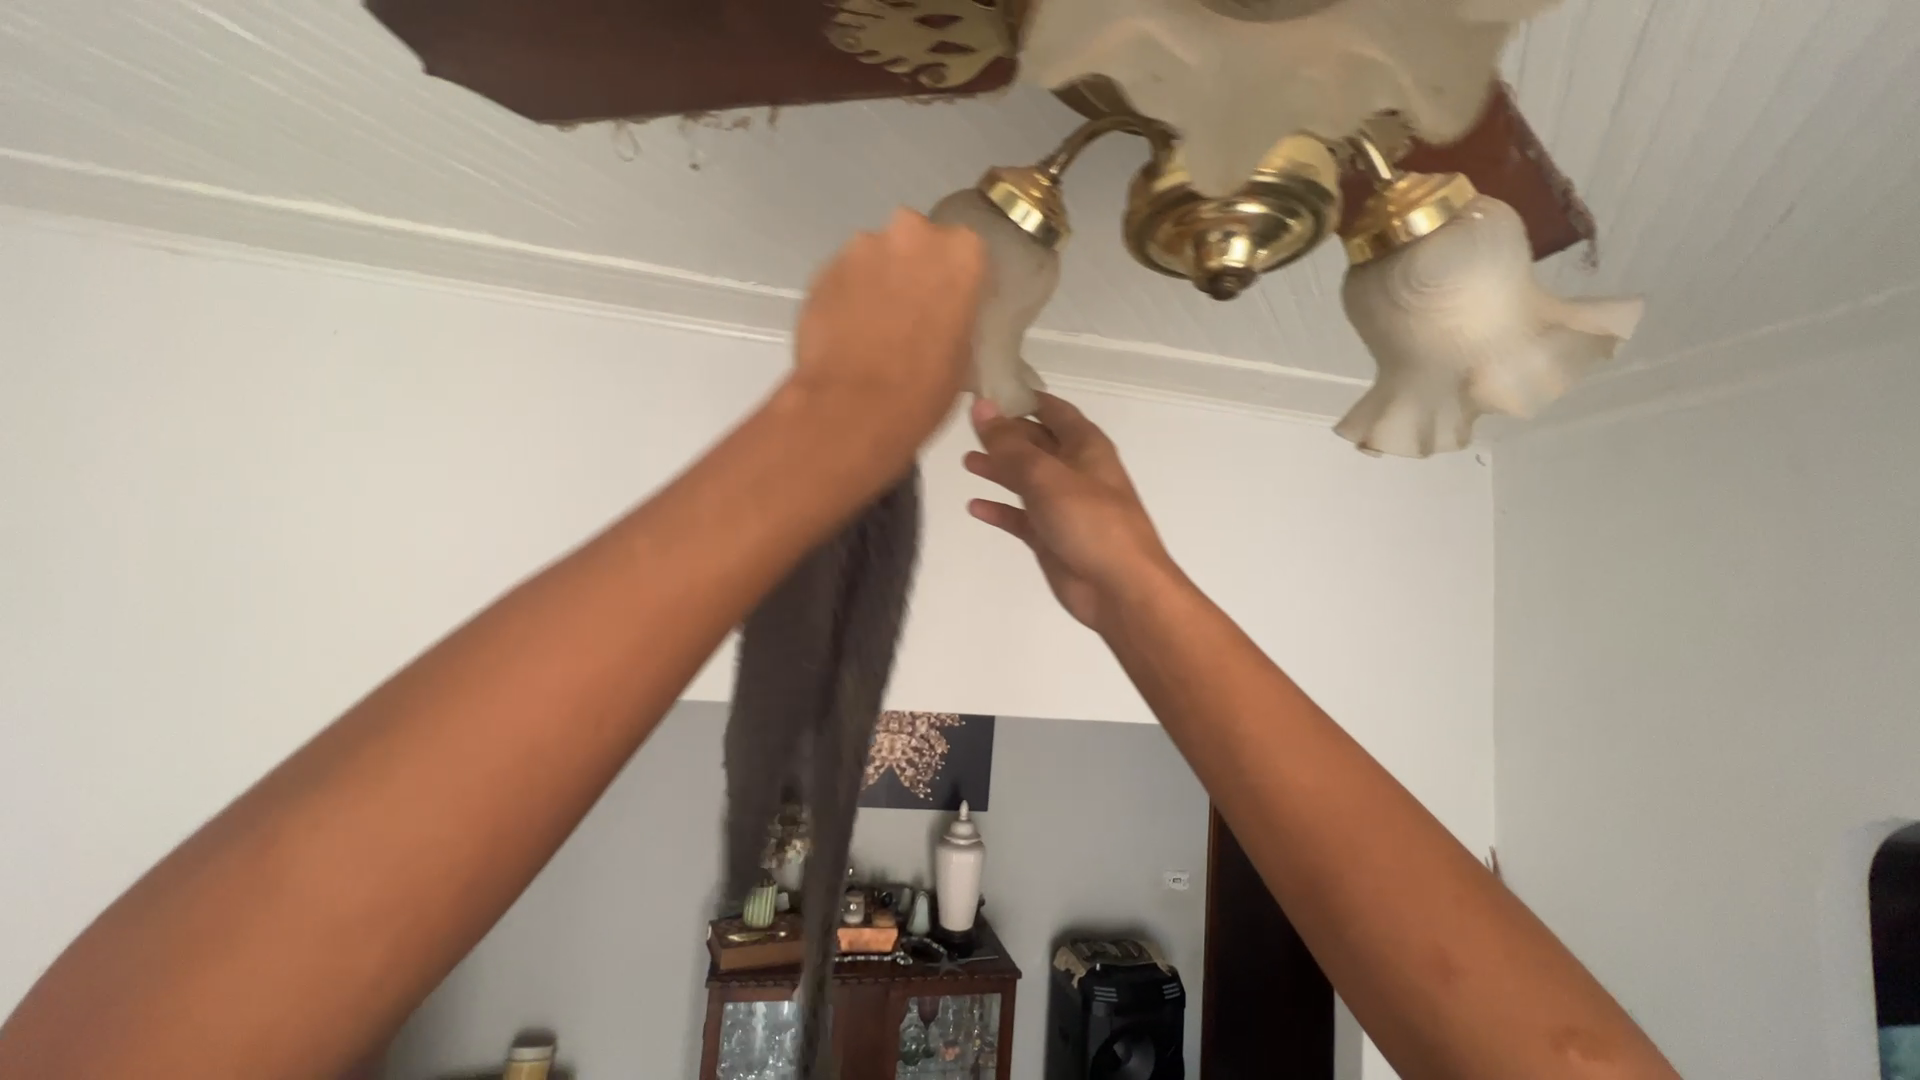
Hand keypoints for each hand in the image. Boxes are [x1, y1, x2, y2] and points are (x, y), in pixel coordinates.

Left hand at [788, 207, 985, 460]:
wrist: (853, 408)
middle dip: (915, 271)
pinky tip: (847, 334)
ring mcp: (862, 247)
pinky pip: (845, 277)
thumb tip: (946, 317)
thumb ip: (958, 316)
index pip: (967, 254)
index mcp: (961, 252)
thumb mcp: (965, 353)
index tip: (953, 307)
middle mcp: (911, 233)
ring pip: (877, 258)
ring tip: (874, 329)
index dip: (959, 283)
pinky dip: (849, 297)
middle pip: (918, 243)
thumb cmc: (924, 388)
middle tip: (912, 316)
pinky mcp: (823, 269)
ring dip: (879, 282)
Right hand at [965, 394, 1177, 631]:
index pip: (1053, 410)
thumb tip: (981, 407)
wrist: (1119, 588)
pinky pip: (1021, 517)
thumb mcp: (1046, 476)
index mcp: (1085, 447)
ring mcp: (1063, 506)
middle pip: (1036, 444)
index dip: (1024, 398)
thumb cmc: (1090, 522)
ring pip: (1026, 480)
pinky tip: (975, 506)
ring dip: (999, 470)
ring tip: (966, 461)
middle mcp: (1075, 471)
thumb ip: (1010, 445)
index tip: (988, 391)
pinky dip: (1001, 510)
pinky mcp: (1051, 538)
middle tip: (966, 427)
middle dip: (1005, 435)